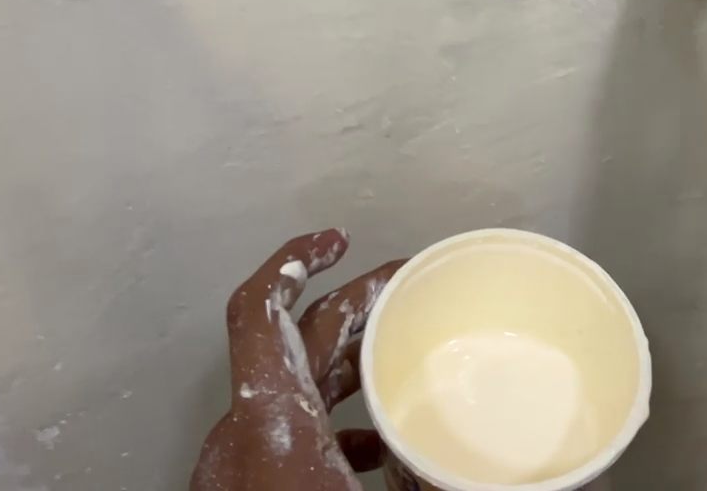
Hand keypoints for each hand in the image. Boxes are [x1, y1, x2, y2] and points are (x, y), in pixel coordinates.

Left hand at [191, 230, 403, 490]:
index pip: (261, 310)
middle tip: (401, 287)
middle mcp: (242, 429)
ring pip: (294, 384)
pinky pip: (288, 427)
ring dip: (346, 358)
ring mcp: (240, 459)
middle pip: (294, 339)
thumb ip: (422, 473)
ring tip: (396, 349)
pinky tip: (372, 437)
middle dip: (353, 303)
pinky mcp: (247, 483)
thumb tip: (467, 454)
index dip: (296, 260)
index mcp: (266, 418)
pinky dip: (329, 414)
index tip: (338, 241)